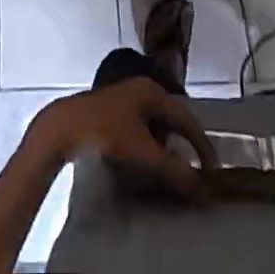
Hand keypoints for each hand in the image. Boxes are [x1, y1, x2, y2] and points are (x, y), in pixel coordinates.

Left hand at [32, 79, 216, 198]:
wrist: (63, 128)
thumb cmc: (106, 134)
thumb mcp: (143, 154)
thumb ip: (173, 169)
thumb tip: (200, 185)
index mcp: (152, 91)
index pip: (186, 118)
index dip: (201, 144)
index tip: (211, 168)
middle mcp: (140, 88)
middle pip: (171, 118)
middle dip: (181, 143)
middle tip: (190, 167)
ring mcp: (124, 95)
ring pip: (154, 121)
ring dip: (163, 143)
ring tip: (165, 165)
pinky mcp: (110, 107)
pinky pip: (139, 124)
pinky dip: (146, 140)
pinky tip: (141, 156)